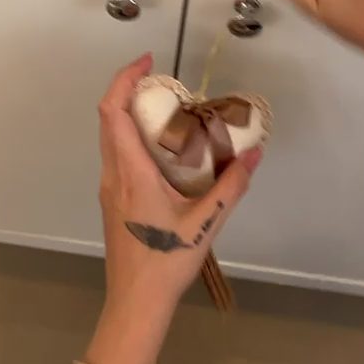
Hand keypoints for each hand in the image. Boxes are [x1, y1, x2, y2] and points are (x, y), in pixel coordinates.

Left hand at [95, 54, 260, 332]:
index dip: (125, 79)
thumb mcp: (206, 223)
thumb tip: (255, 155)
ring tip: (166, 109)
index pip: (113, 111)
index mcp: (129, 172)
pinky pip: (116, 154)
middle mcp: (112, 174)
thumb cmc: (166, 262)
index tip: (148, 61)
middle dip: (129, 89)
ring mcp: (108, 187)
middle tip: (163, 81)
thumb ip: (232, 186)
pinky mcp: (112, 199)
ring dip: (130, 113)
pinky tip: (163, 148)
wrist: (135, 303)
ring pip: (110, 136)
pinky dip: (133, 136)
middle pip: (108, 118)